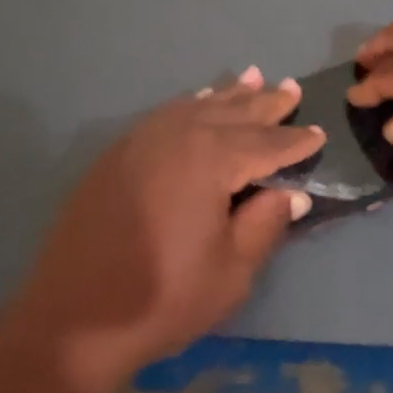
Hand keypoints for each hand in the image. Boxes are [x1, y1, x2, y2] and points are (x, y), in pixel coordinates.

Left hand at [0, 67, 323, 392]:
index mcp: (210, 159)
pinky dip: (189, 106)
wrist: (74, 314)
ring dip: (226, 95)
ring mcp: (142, 140)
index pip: (264, 143)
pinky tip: (196, 104)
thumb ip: (264, 224)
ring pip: (195, 106)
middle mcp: (177, 136)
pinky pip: (165, 115)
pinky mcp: (117, 154)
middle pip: (230, 113)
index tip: (318, 132)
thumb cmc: (163, 297)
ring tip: (251, 78)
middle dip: (263, 104)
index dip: (293, 141)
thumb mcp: (230, 272)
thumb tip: (290, 193)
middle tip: (290, 88)